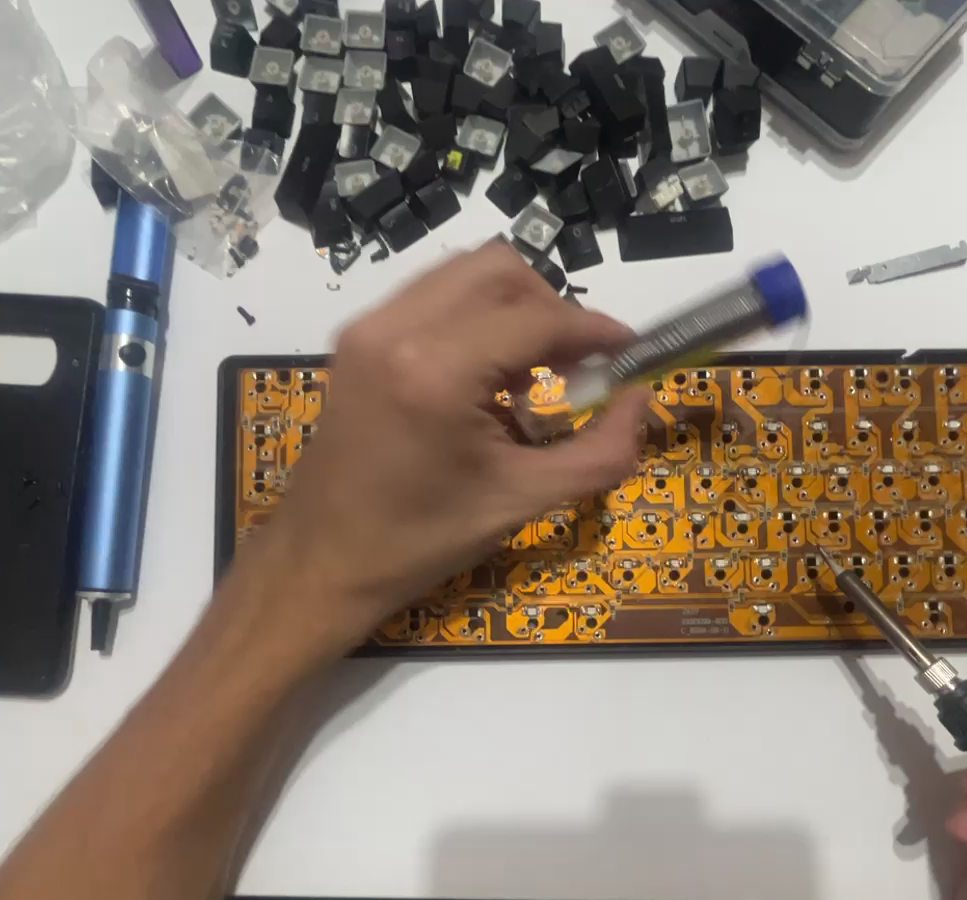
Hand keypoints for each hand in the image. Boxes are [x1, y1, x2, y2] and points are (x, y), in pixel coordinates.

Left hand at [245, 244, 648, 641]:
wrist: (322, 563)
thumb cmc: (420, 541)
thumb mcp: (521, 501)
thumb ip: (599, 453)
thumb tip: (643, 401)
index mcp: (435, 370)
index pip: (536, 317)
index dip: (593, 329)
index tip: (628, 350)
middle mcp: (395, 328)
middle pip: (499, 270)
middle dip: (551, 309)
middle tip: (576, 365)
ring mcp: (367, 328)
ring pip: (462, 275)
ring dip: (511, 310)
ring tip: (531, 376)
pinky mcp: (355, 339)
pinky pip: (431, 298)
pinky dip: (473, 320)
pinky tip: (484, 380)